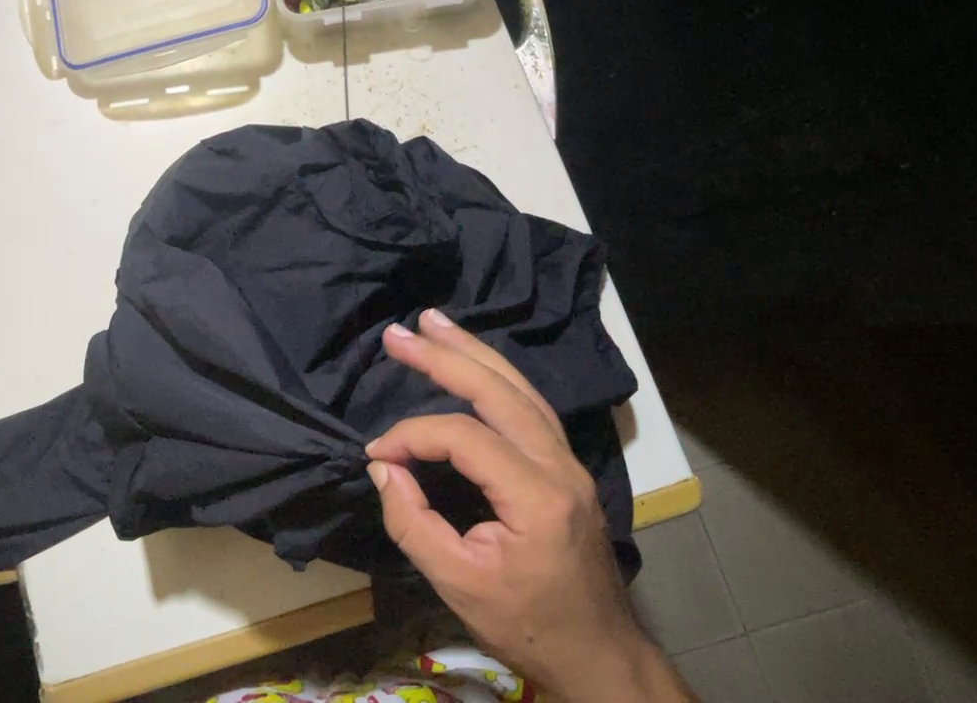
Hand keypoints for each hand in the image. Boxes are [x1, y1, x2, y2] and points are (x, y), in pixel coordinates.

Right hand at [366, 309, 693, 702]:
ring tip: (433, 323)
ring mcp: (568, 460)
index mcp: (537, 495)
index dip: (412, 436)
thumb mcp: (457, 584)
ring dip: (473, 352)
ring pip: (519, 387)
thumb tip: (383, 466)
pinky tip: (472, 360)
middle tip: (399, 333)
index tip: (377, 454)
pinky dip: (495, 375)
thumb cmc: (527, 625)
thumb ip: (412, 522)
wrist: (600, 655)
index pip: (464, 437)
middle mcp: (559, 464)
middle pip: (498, 390)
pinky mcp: (566, 465)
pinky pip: (528, 403)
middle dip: (445, 356)